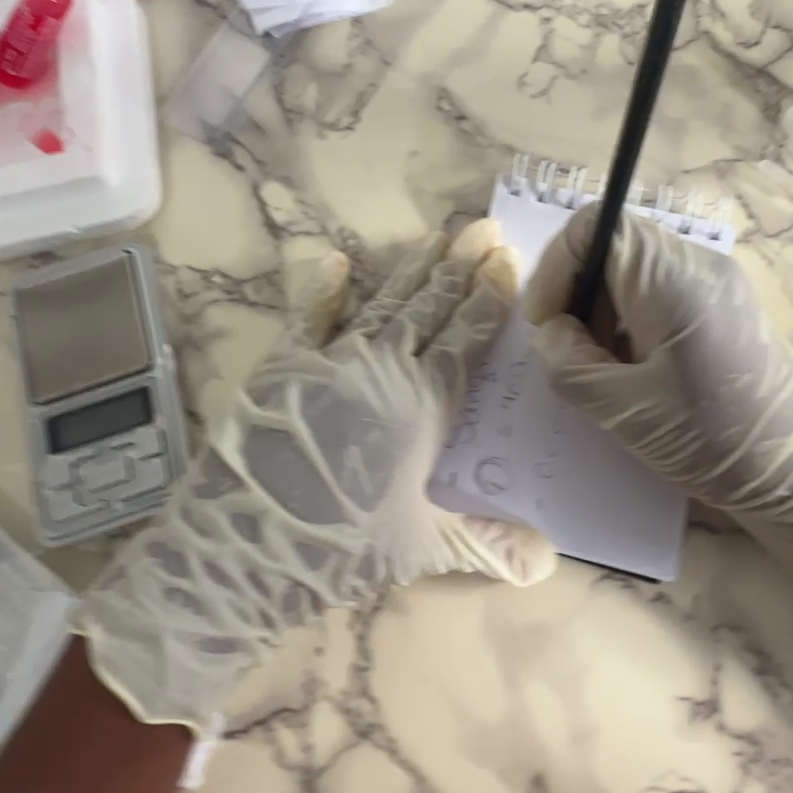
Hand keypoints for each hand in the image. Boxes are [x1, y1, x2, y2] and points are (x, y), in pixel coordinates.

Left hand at [77, 221, 555, 728]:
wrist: (243, 546)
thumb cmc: (341, 545)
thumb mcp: (424, 548)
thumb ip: (489, 544)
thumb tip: (550, 563)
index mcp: (424, 400)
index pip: (468, 335)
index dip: (491, 296)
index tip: (507, 259)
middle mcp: (383, 365)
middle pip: (432, 306)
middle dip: (461, 267)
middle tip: (484, 229)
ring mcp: (332, 360)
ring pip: (384, 303)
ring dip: (413, 270)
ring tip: (437, 237)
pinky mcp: (285, 366)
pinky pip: (310, 317)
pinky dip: (325, 290)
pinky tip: (338, 262)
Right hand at [523, 203, 792, 584]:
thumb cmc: (712, 440)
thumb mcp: (621, 410)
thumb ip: (568, 363)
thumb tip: (555, 332)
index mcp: (674, 278)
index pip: (597, 225)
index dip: (557, 267)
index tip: (548, 324)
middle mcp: (698, 265)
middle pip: (612, 248)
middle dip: (578, 298)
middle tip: (575, 358)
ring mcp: (715, 284)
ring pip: (631, 273)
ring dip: (603, 316)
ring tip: (607, 374)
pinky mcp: (722, 308)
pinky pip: (657, 295)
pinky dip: (630, 325)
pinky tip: (637, 374)